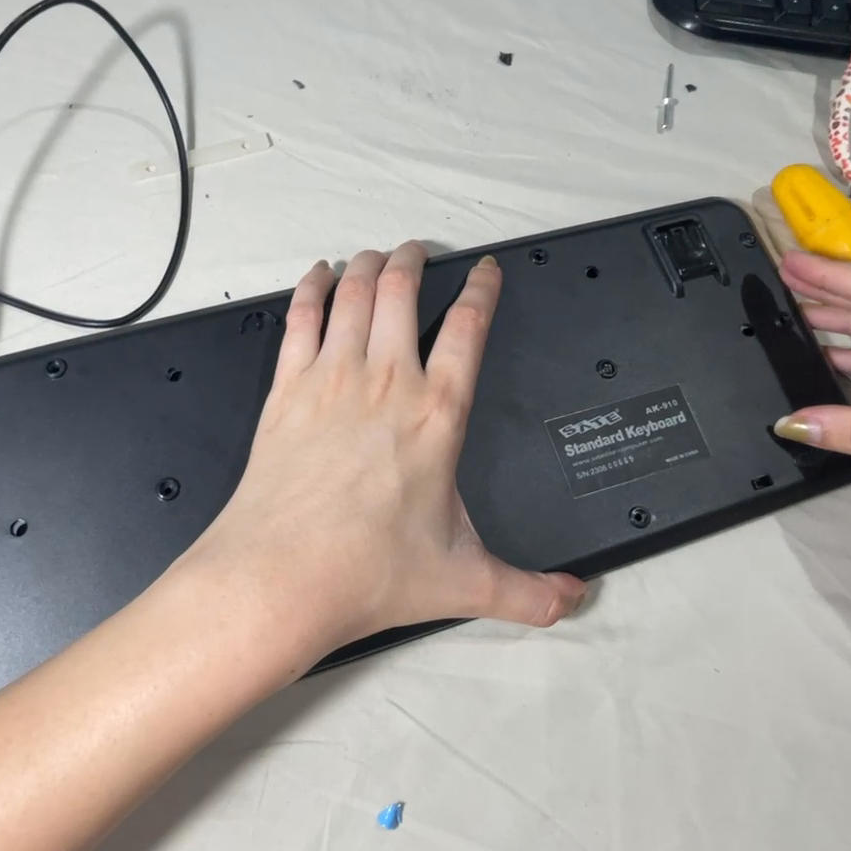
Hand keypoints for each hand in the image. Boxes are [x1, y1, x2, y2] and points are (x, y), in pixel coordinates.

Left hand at [175, 242, 586, 655]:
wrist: (281, 574)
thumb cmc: (362, 570)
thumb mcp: (463, 582)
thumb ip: (526, 591)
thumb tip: (569, 600)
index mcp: (437, 415)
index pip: (470, 329)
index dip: (482, 290)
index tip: (486, 271)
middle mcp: (385, 382)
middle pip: (404, 292)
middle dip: (415, 261)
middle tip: (420, 250)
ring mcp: (331, 379)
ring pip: (354, 296)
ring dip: (368, 266)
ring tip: (376, 254)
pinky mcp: (287, 390)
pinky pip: (301, 318)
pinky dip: (311, 289)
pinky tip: (316, 277)